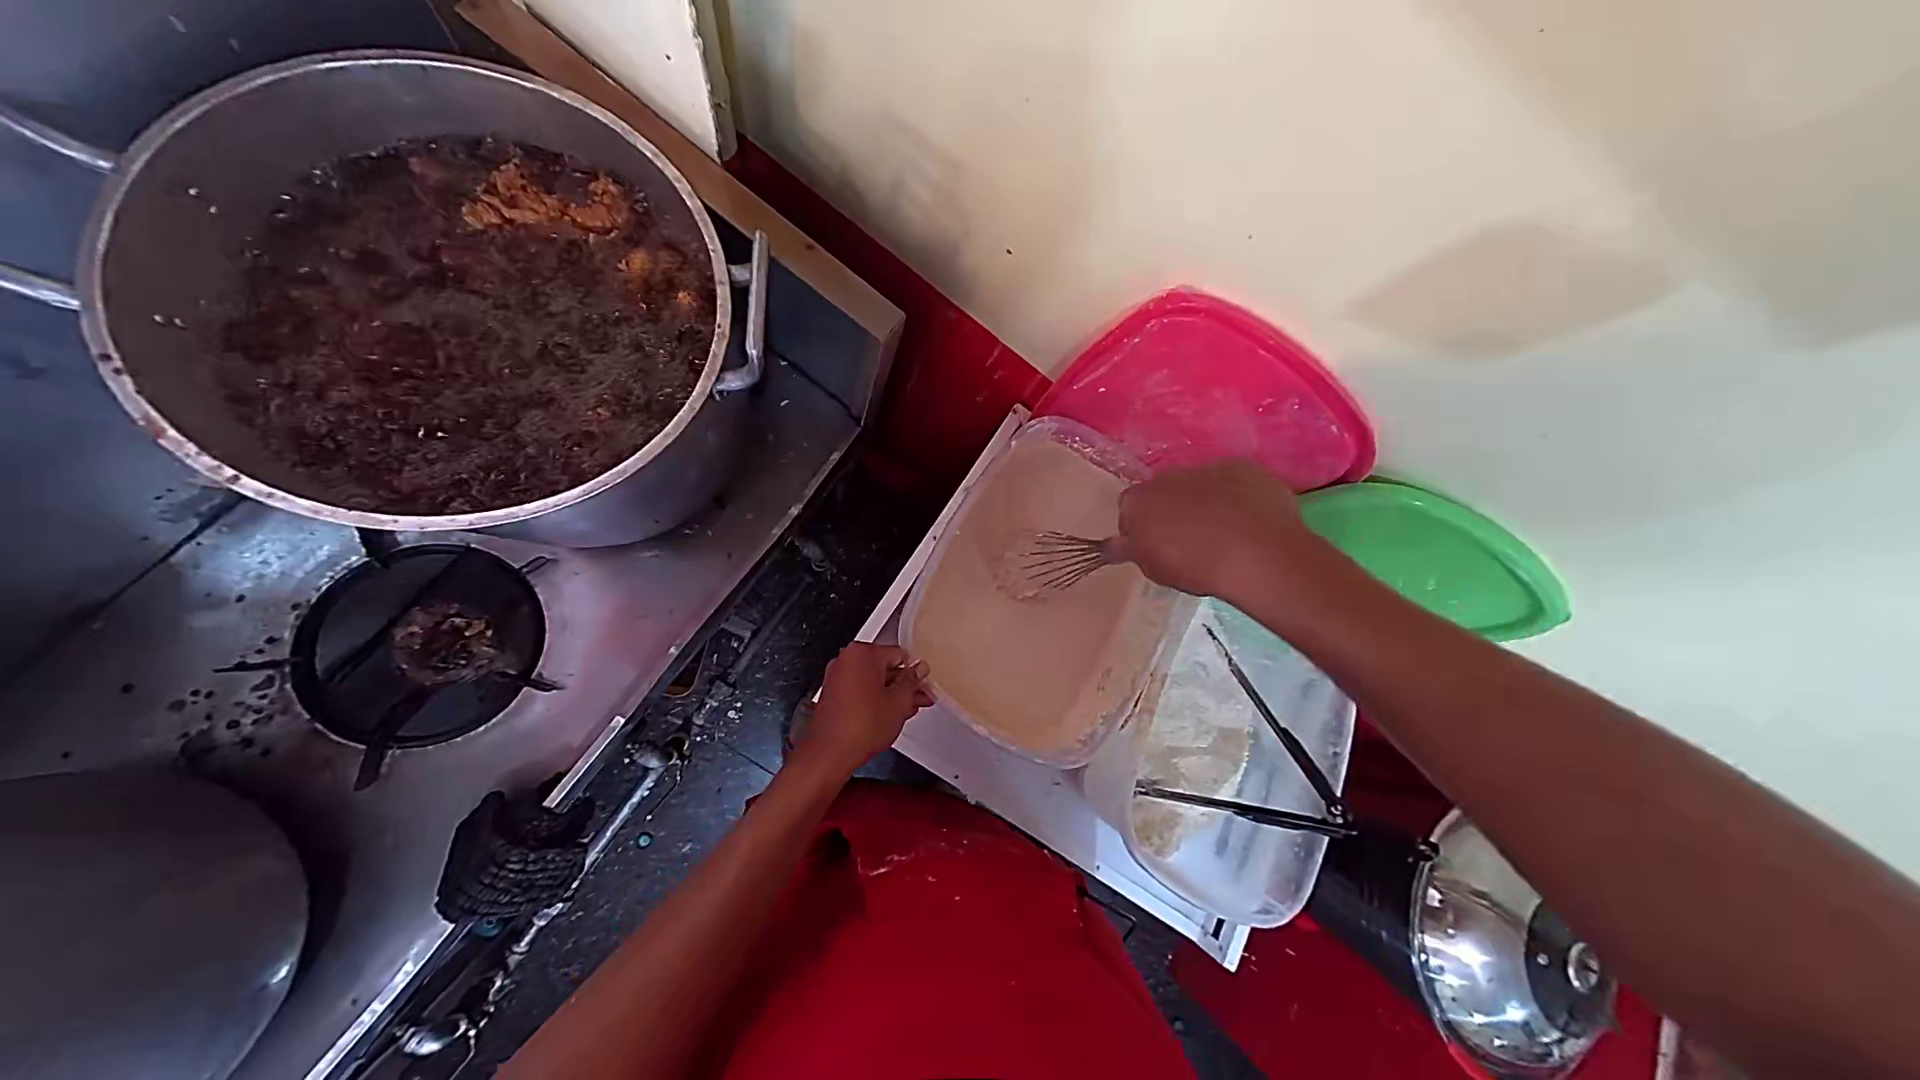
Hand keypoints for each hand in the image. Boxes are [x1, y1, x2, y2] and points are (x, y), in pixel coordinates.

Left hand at [800, 643, 933, 772]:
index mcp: (863, 653)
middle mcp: (846, 660)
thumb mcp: (899, 702)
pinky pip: (859, 689)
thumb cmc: (857, 728)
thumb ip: (912, 682)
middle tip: (916, 697)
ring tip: (905, 709)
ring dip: (890, 692)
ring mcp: (837, 676)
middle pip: (884, 666)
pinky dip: (873, 698)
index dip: (915, 672)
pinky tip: (887, 714)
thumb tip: (917, 672)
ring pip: (872, 679)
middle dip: (902, 683)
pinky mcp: (833, 693)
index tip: (922, 684)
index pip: (899, 654)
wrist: (831, 753)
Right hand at [1111, 461, 1325, 598]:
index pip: (1129, 512)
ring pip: (1198, 485)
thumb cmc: (1195, 567)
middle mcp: (1166, 477)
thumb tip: (1113, 545)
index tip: (1155, 548)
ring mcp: (1206, 469)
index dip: (1142, 531)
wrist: (1256, 553)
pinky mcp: (1243, 468)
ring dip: (1203, 503)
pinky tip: (1247, 521)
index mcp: (1137, 501)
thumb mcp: (1154, 569)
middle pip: (1162, 493)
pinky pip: (1232, 482)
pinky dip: (1235, 497)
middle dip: (1171, 511)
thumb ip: (1132, 551)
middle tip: (1187, 542)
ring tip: (1222, 534)